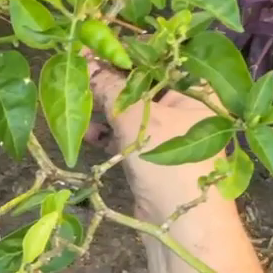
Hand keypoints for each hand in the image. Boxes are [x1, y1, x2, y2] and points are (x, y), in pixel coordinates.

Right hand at [88, 60, 224, 222]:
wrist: (180, 226)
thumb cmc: (171, 166)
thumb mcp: (137, 120)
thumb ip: (111, 89)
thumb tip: (87, 61)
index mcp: (196, 87)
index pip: (156, 57)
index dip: (123, 52)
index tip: (90, 46)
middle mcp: (184, 105)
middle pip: (140, 83)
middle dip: (108, 81)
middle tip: (76, 74)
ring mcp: (166, 132)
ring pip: (129, 110)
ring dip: (103, 109)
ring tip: (77, 106)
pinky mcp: (150, 156)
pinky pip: (124, 135)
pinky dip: (107, 133)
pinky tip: (88, 132)